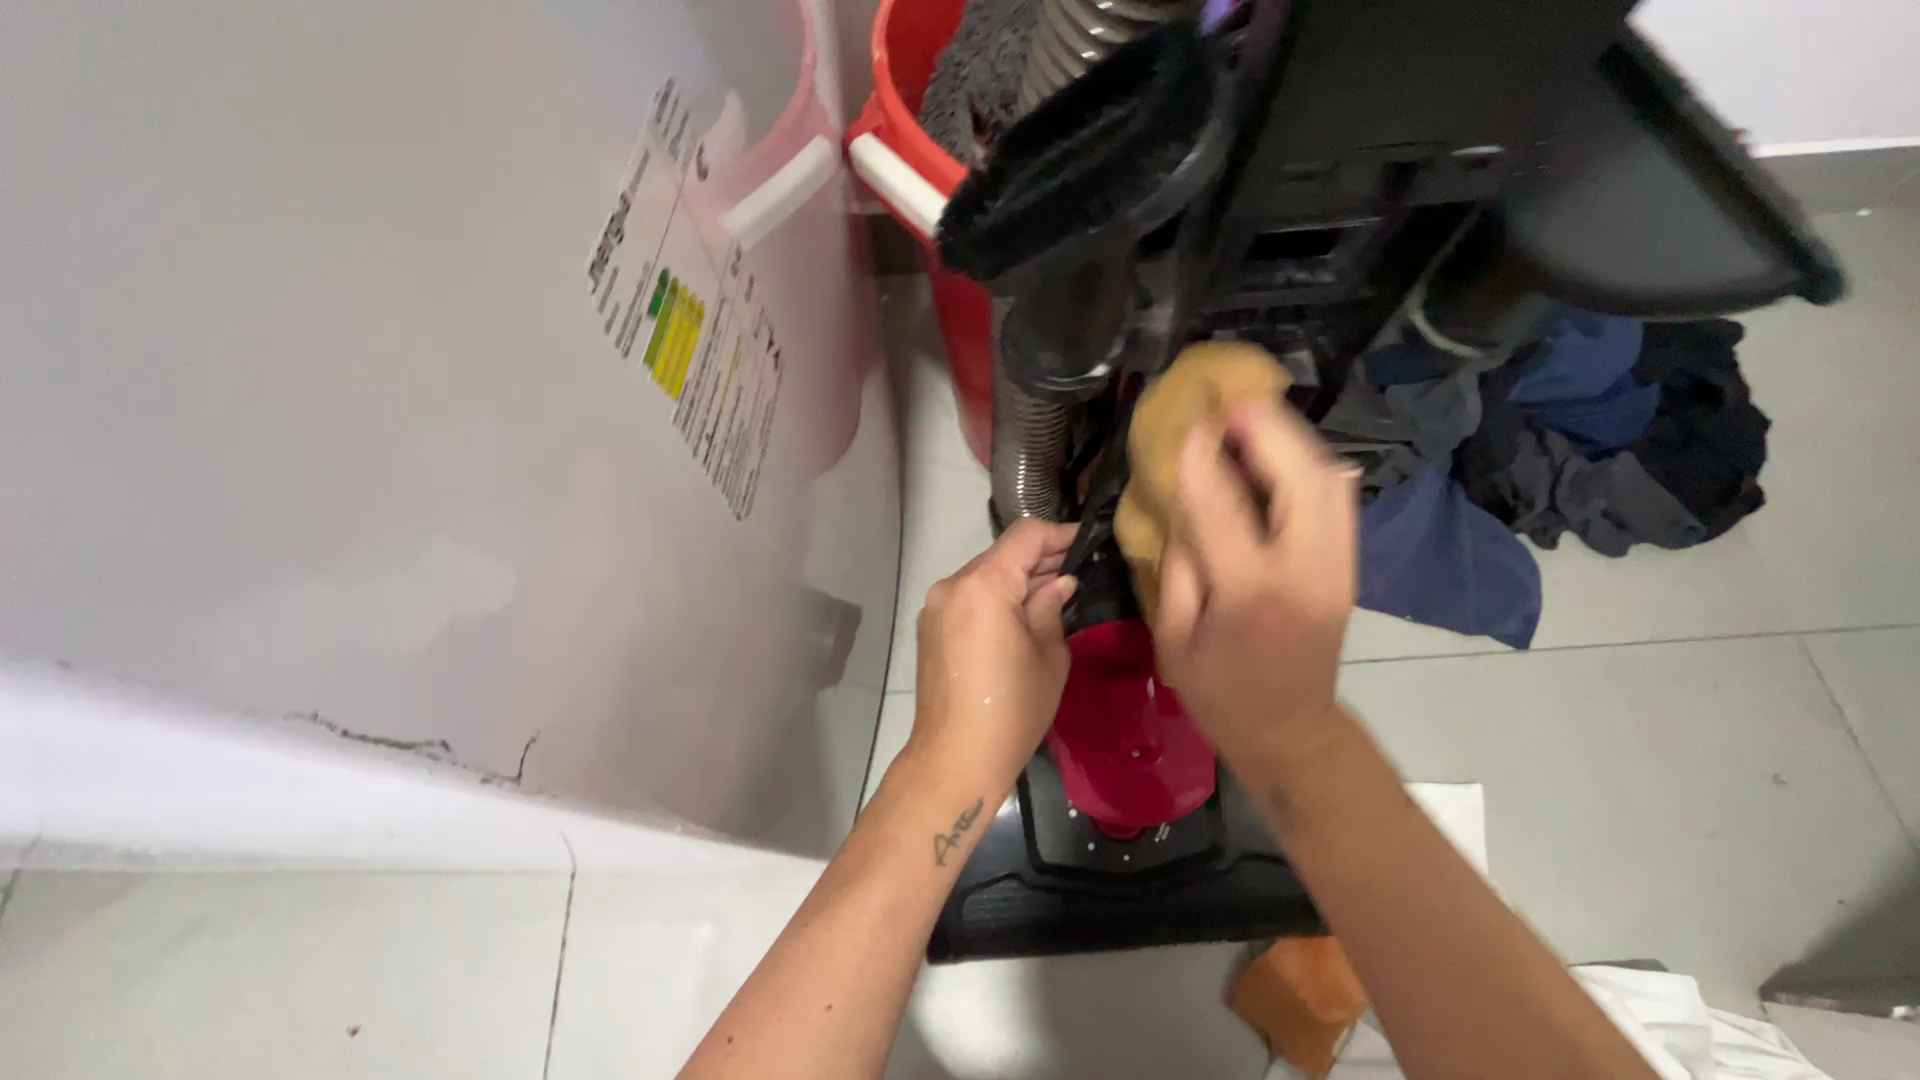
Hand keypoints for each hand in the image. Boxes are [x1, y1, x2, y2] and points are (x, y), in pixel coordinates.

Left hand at [910, 518, 1079, 794]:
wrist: (955, 757)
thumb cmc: (1012, 709)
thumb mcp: (1048, 655)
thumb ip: (1051, 607)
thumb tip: (1059, 582)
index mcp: (983, 585)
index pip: (1025, 535)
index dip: (1059, 534)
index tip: (1087, 543)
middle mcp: (952, 585)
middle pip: (1002, 555)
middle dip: (1040, 560)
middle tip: (1078, 572)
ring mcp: (936, 606)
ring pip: (984, 576)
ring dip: (1017, 580)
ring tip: (1054, 595)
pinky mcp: (930, 628)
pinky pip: (969, 598)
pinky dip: (995, 598)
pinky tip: (1021, 617)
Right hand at [1154, 399, 1357, 763]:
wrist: (1290, 729)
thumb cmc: (1218, 692)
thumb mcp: (1174, 636)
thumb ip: (1179, 565)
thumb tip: (1186, 505)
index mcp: (1249, 595)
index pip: (1223, 508)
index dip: (1203, 459)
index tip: (1188, 422)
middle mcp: (1305, 573)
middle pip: (1304, 481)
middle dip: (1270, 431)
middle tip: (1234, 405)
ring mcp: (1337, 569)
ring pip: (1330, 484)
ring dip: (1294, 443)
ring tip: (1253, 421)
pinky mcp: (1347, 568)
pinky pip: (1337, 502)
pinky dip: (1310, 468)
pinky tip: (1282, 455)